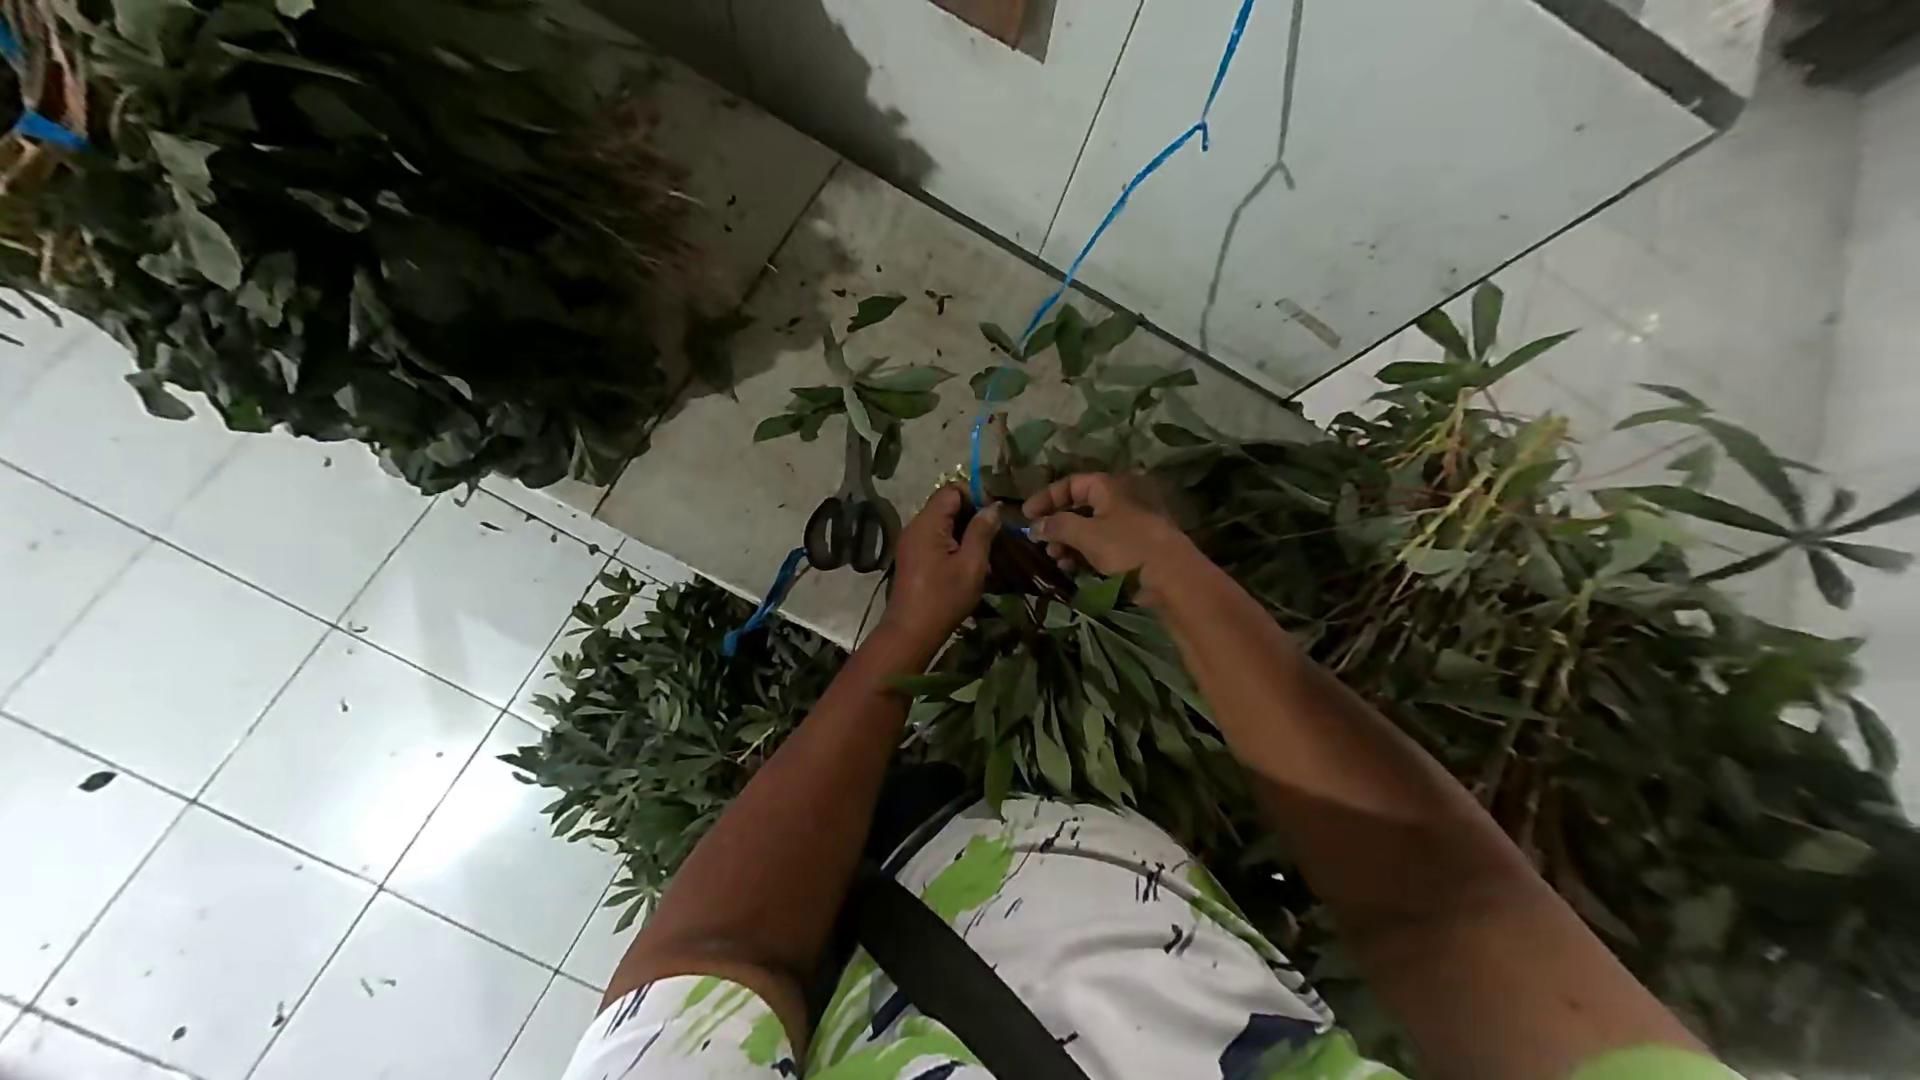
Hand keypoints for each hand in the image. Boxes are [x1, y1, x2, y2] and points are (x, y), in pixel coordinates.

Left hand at [882, 487, 998, 645]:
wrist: (911, 631)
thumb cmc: (944, 598)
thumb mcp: (971, 564)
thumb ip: (981, 532)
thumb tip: (992, 508)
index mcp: (928, 523)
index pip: (951, 491)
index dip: (975, 496)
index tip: (994, 515)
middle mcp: (915, 526)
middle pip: (945, 505)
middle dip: (971, 514)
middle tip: (993, 532)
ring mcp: (911, 541)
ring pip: (941, 522)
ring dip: (963, 529)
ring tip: (983, 547)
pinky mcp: (912, 556)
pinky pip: (934, 537)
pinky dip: (952, 541)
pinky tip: (966, 559)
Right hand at [1021, 473, 1197, 589]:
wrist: (1171, 577)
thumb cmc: (1126, 547)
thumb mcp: (1086, 534)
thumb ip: (1056, 526)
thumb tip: (1035, 525)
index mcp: (1109, 487)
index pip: (1070, 484)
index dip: (1046, 497)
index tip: (1026, 515)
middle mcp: (1119, 501)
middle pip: (1079, 507)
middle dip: (1056, 524)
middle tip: (1040, 542)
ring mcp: (1127, 525)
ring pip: (1088, 529)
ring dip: (1067, 542)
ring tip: (1056, 559)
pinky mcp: (1132, 549)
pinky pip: (1100, 546)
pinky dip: (1083, 554)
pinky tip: (1072, 568)